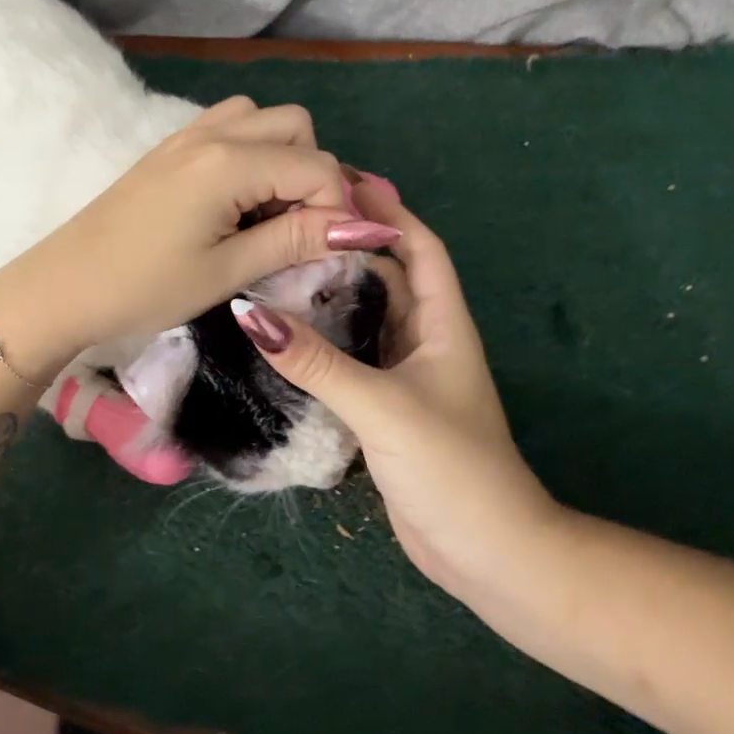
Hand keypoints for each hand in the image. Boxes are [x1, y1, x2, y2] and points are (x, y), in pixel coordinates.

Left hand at [0, 97, 401, 373]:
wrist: (64, 286)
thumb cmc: (144, 288)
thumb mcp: (227, 272)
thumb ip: (295, 241)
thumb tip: (362, 229)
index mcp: (228, 163)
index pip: (318, 166)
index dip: (338, 208)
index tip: (330, 250)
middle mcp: (213, 133)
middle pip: (297, 126)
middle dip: (313, 173)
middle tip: (299, 228)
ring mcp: (187, 135)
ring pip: (263, 119)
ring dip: (282, 156)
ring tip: (269, 213)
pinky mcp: (170, 148)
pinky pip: (229, 126)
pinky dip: (251, 152)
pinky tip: (237, 200)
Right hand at [230, 176, 561, 596]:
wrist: (487, 553)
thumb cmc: (450, 467)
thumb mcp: (382, 406)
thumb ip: (316, 362)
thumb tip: (246, 312)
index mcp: (441, 324)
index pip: (418, 247)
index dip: (386, 211)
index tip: (336, 180)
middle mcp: (425, 340)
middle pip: (386, 276)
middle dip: (345, 247)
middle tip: (286, 222)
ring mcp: (405, 376)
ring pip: (365, 317)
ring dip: (329, 293)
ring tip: (273, 266)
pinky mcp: (385, 409)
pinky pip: (350, 357)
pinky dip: (321, 341)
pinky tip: (281, 334)